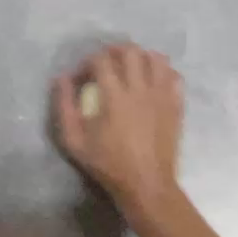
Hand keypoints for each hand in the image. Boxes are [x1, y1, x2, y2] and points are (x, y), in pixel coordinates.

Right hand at [53, 44, 184, 217]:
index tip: (81, 77)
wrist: (146, 185)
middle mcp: (140, 88)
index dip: (87, 62)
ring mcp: (162, 95)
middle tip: (106, 64)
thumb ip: (64, 106)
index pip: (101, 59)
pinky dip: (162, 72)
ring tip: (131, 68)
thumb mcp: (74, 140)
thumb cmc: (108, 164)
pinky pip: (173, 76)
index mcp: (114, 95)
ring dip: (141, 57)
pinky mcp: (176, 105)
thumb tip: (61, 78)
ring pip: (156, 58)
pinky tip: (152, 82)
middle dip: (114, 51)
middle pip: (131, 50)